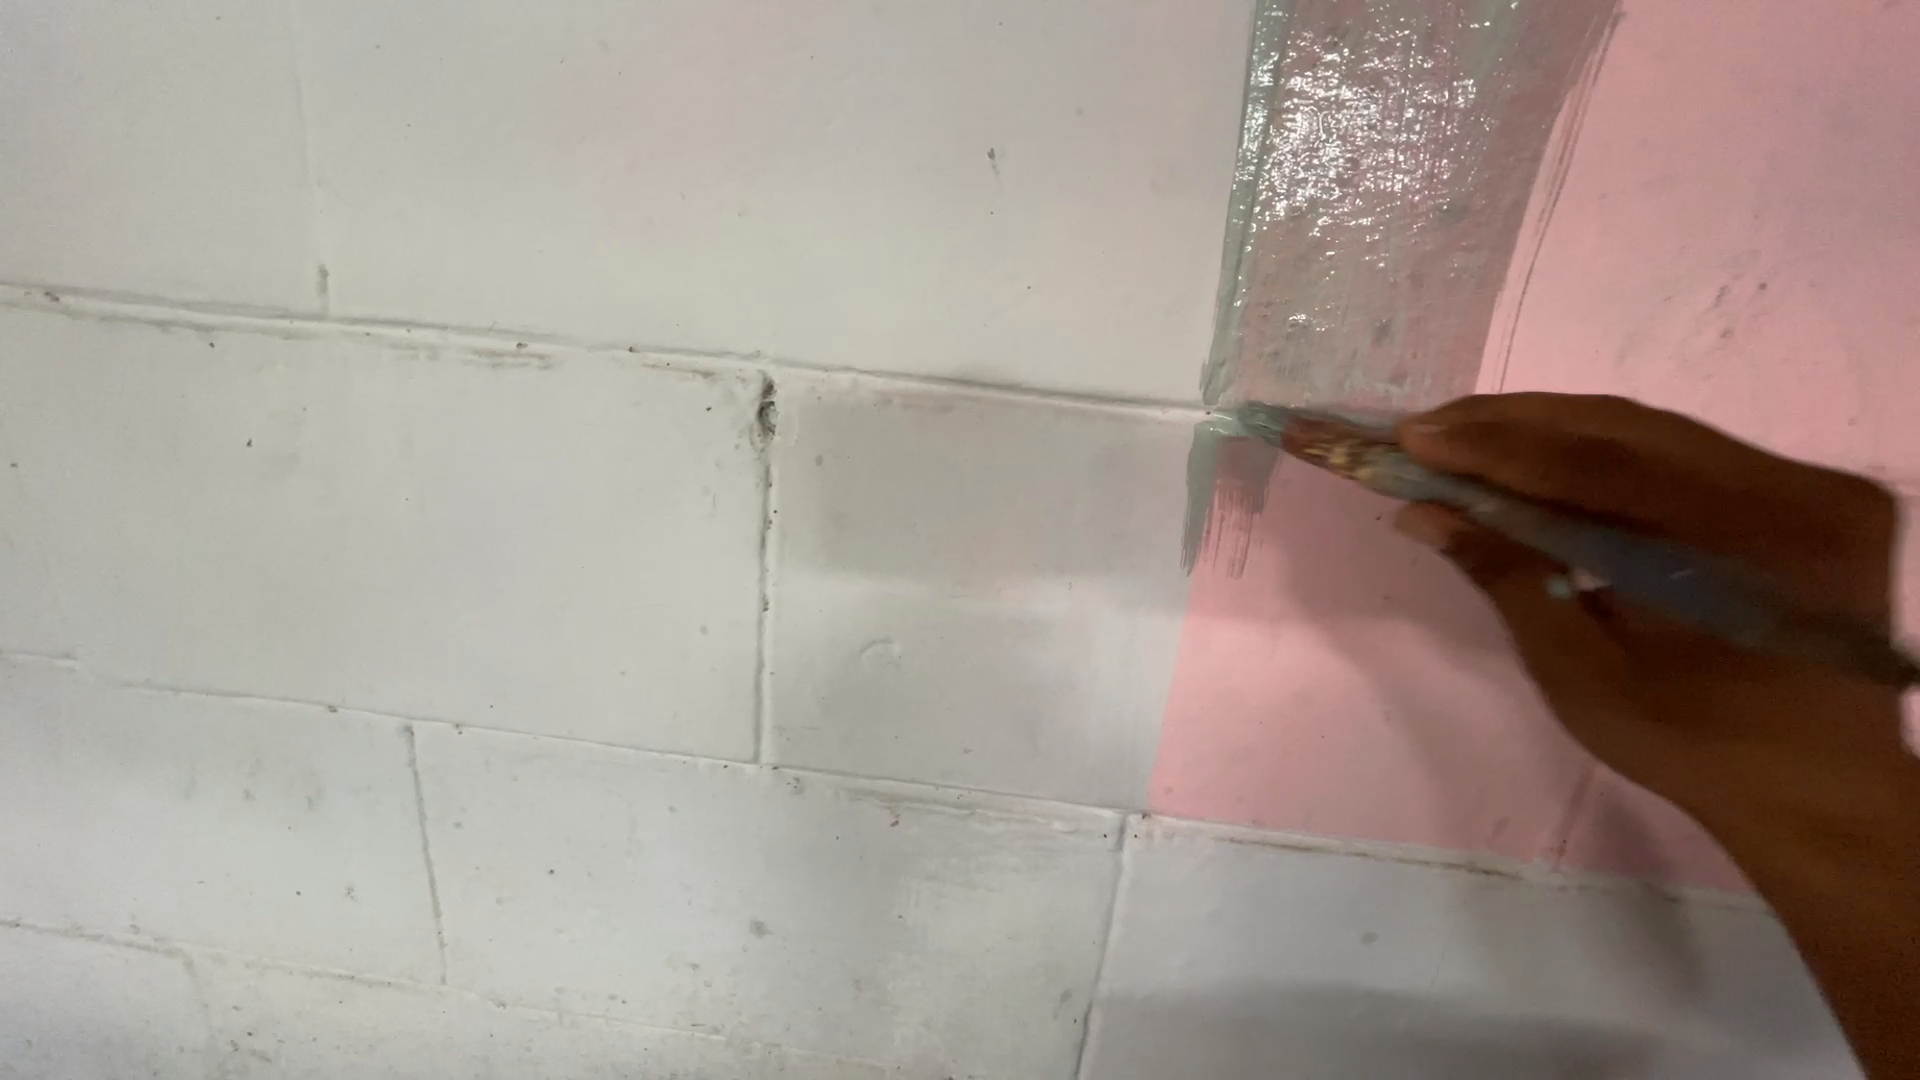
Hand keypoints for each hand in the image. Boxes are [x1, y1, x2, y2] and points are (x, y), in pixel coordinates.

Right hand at [1391, 393, 1908, 825]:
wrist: (1813, 782)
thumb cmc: (1690, 742)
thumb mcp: (1578, 668)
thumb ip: (1506, 575)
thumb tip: (1421, 513)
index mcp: (1756, 545)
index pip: (1602, 470)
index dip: (1495, 449)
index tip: (1412, 438)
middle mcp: (1797, 490)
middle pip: (1622, 430)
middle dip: (1507, 424)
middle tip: (1419, 430)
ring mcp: (1799, 483)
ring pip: (1639, 430)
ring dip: (1536, 428)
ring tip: (1455, 435)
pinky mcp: (1783, 489)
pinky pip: (1661, 450)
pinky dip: (1579, 448)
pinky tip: (1522, 455)